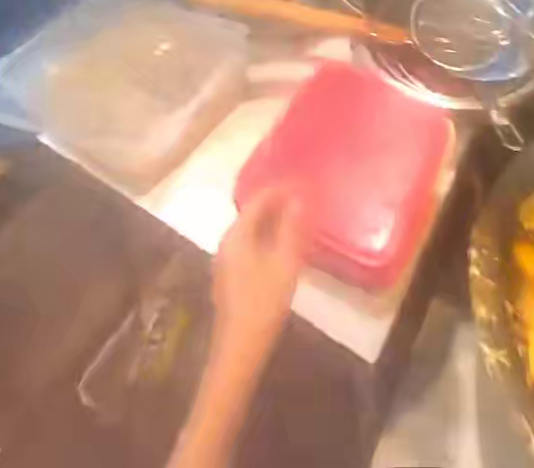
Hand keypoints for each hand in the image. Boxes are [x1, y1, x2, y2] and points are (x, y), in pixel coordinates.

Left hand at [213, 187, 310, 364]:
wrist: (239, 351)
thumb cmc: (263, 303)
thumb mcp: (284, 262)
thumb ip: (291, 227)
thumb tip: (299, 197)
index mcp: (237, 235)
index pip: (259, 199)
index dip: (281, 188)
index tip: (304, 182)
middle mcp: (228, 242)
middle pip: (253, 212)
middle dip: (278, 202)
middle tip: (305, 197)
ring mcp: (227, 260)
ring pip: (253, 229)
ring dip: (275, 220)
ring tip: (300, 217)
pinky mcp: (232, 276)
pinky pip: (252, 243)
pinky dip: (269, 236)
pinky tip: (286, 245)